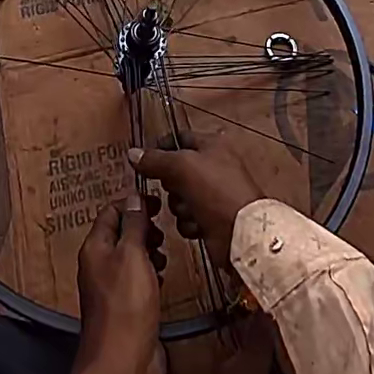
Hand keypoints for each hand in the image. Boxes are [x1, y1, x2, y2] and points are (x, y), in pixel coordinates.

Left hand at [51, 195, 165, 373]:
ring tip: (163, 256)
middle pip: (121, 234)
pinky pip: (138, 280)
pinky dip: (151, 274)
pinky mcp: (126, 307)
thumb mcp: (132, 255)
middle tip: (161, 231)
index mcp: (95, 247)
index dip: (132, 204)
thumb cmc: (125, 306)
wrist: (124, 364)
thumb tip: (133, 198)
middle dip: (143, 228)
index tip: (155, 203)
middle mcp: (100, 264)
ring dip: (149, 251)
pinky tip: (162, 279)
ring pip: (131, 257)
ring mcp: (112, 287)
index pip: (111, 212)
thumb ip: (134, 225)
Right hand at [128, 140, 263, 269]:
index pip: (179, 138)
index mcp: (212, 144)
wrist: (242, 235)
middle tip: (173, 189)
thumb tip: (131, 154)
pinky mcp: (213, 218)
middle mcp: (213, 166)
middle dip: (170, 183)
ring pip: (180, 196)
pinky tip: (196, 226)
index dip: (161, 147)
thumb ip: (154, 160)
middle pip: (176, 169)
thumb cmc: (215, 190)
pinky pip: (188, 217)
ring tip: (189, 211)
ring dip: (179, 206)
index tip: (146, 161)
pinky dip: (189, 223)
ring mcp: (214, 193)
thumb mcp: (181, 167)